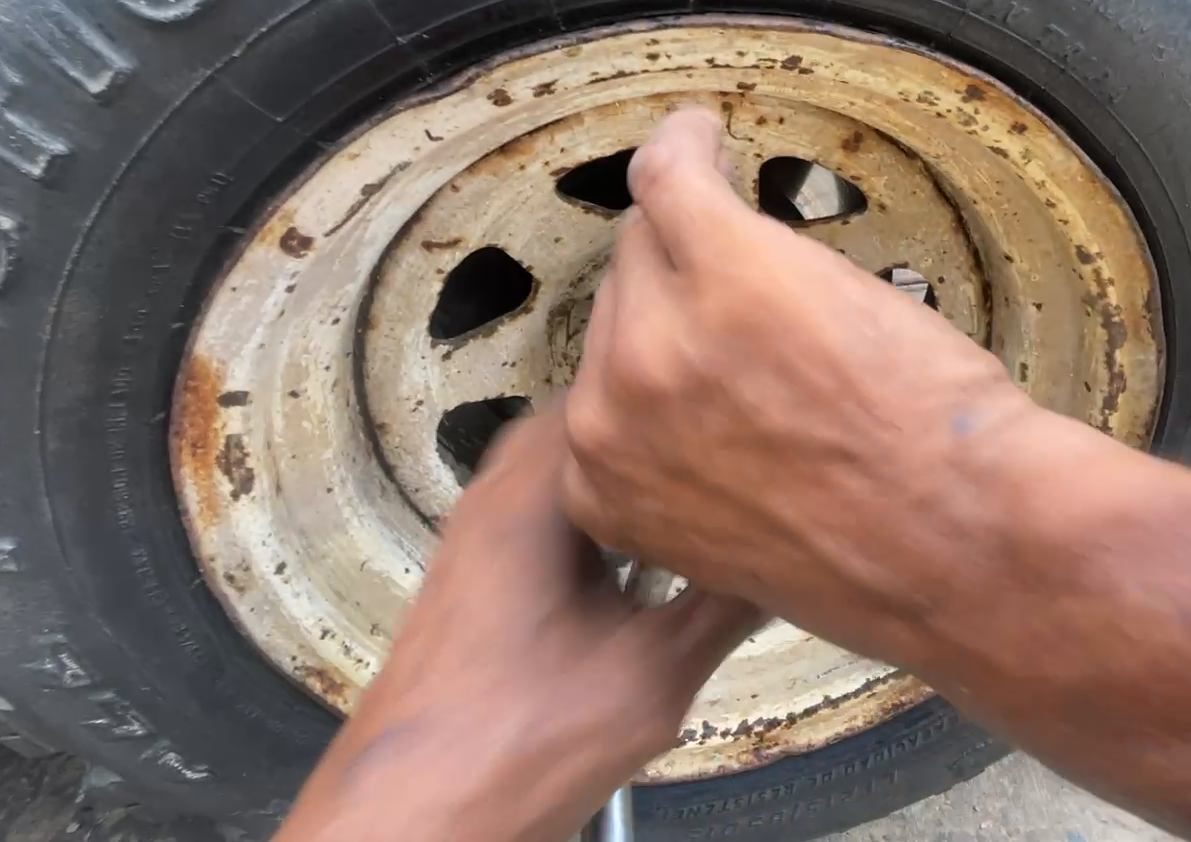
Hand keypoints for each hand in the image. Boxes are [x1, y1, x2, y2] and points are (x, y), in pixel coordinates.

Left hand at [275, 406, 759, 841]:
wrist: (405, 826)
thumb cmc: (518, 743)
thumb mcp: (651, 676)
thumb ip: (723, 609)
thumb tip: (784, 560)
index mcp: (527, 500)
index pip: (596, 398)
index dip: (658, 392)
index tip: (714, 399)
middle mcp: (491, 500)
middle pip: (573, 424)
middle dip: (638, 427)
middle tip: (701, 437)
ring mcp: (474, 536)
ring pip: (551, 465)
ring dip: (609, 468)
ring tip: (672, 483)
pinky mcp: (472, 574)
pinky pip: (534, 504)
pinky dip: (582, 504)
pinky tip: (623, 548)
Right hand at [561, 109, 1067, 662]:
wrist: (959, 540)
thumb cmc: (874, 550)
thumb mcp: (738, 529)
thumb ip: (688, 463)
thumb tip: (696, 399)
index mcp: (607, 480)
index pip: (609, 371)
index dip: (658, 341)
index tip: (687, 319)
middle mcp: (610, 411)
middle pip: (624, 298)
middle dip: (683, 289)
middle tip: (753, 293)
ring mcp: (659, 335)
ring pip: (652, 238)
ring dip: (693, 224)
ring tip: (745, 223)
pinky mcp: (724, 267)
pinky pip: (670, 176)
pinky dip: (685, 146)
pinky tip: (704, 133)